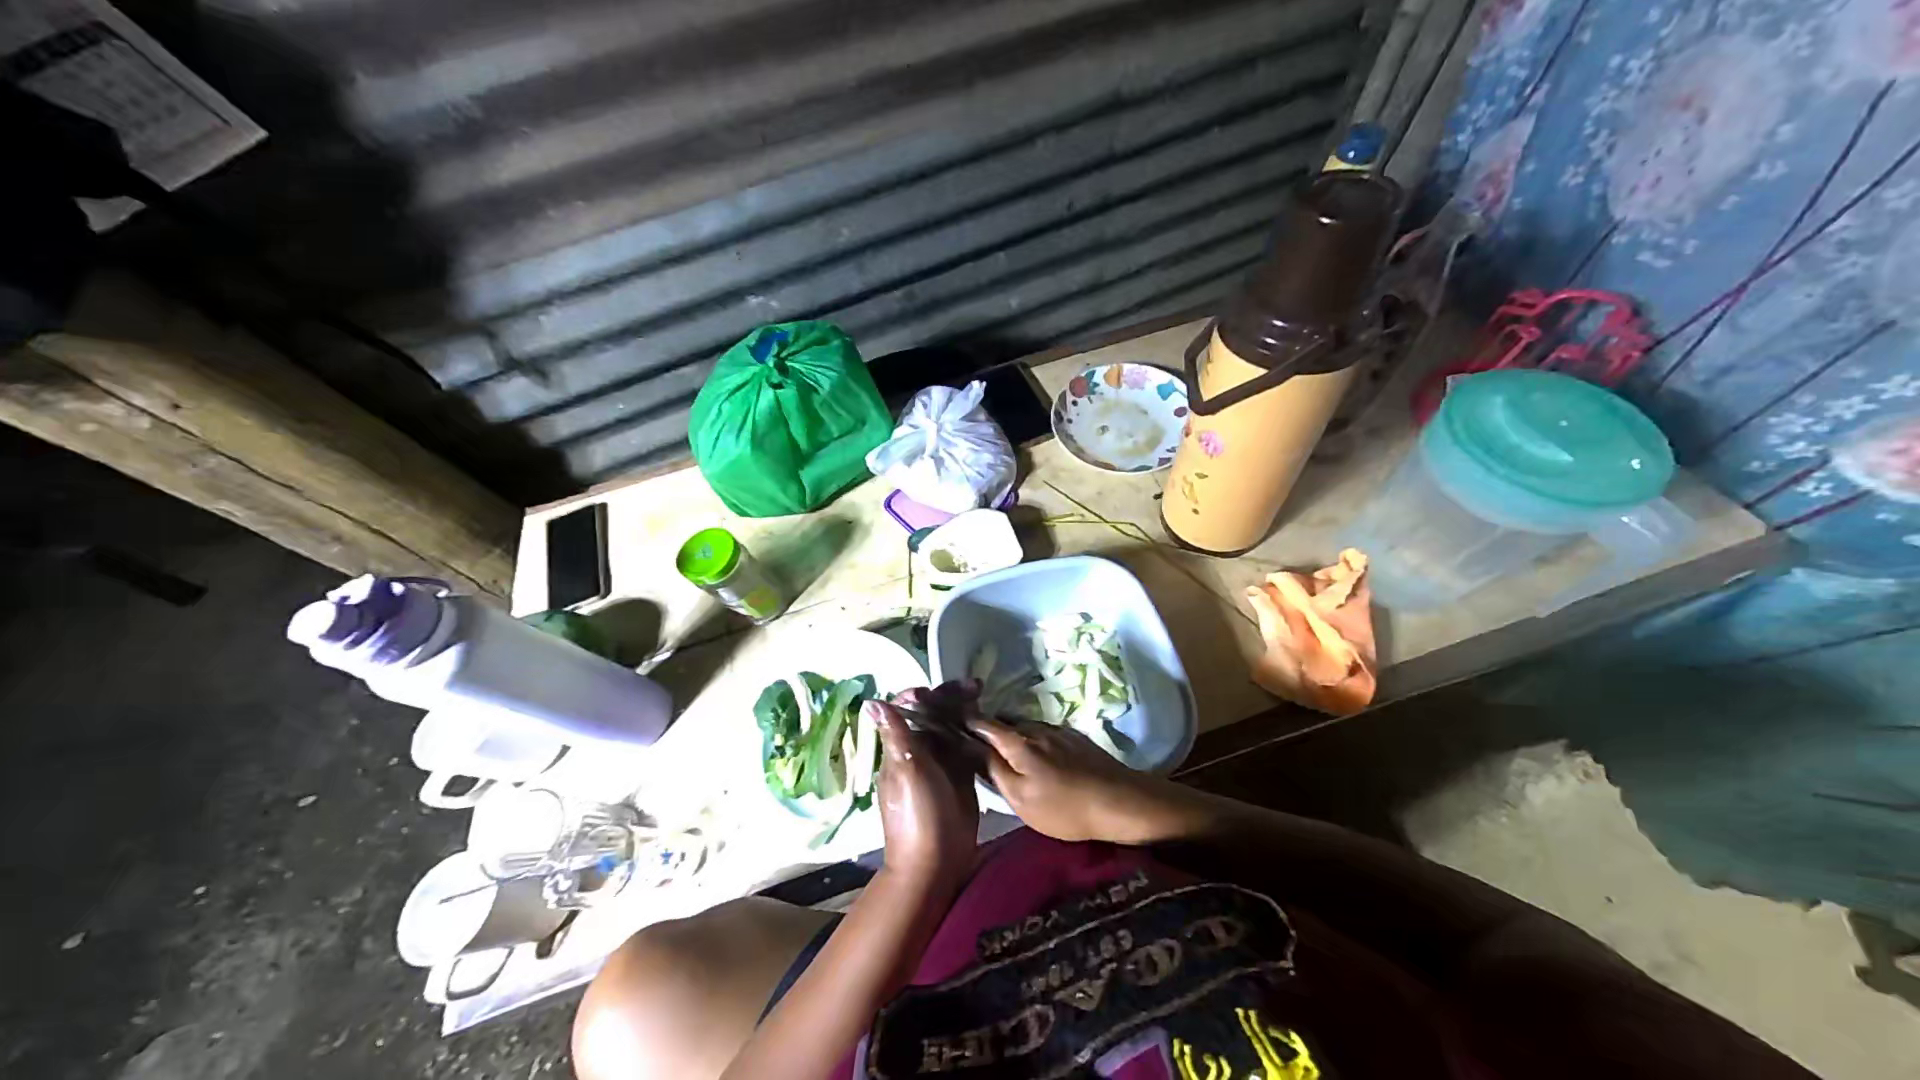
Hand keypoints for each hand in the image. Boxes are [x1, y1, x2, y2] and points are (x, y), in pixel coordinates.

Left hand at [867, 692, 978, 899]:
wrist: (935, 863)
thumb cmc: (917, 815)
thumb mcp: (906, 771)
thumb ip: (895, 735)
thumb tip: (871, 701)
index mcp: (901, 746)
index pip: (908, 708)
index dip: (926, 694)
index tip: (949, 688)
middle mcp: (919, 750)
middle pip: (933, 715)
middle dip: (951, 698)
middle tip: (978, 687)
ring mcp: (940, 764)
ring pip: (951, 728)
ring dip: (965, 712)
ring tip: (985, 696)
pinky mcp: (960, 776)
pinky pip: (966, 747)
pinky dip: (976, 733)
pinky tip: (991, 725)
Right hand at [968, 717, 1196, 844]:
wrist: (1121, 802)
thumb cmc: (1065, 809)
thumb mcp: (1020, 799)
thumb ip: (993, 770)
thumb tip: (969, 748)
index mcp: (1017, 743)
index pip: (981, 724)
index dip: (963, 720)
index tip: (947, 718)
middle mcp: (1035, 728)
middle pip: (1002, 723)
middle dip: (986, 728)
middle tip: (973, 741)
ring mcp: (1057, 731)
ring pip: (1024, 728)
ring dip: (1011, 735)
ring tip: (1004, 752)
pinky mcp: (1075, 738)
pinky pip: (1043, 734)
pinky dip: (1032, 741)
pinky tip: (1036, 758)